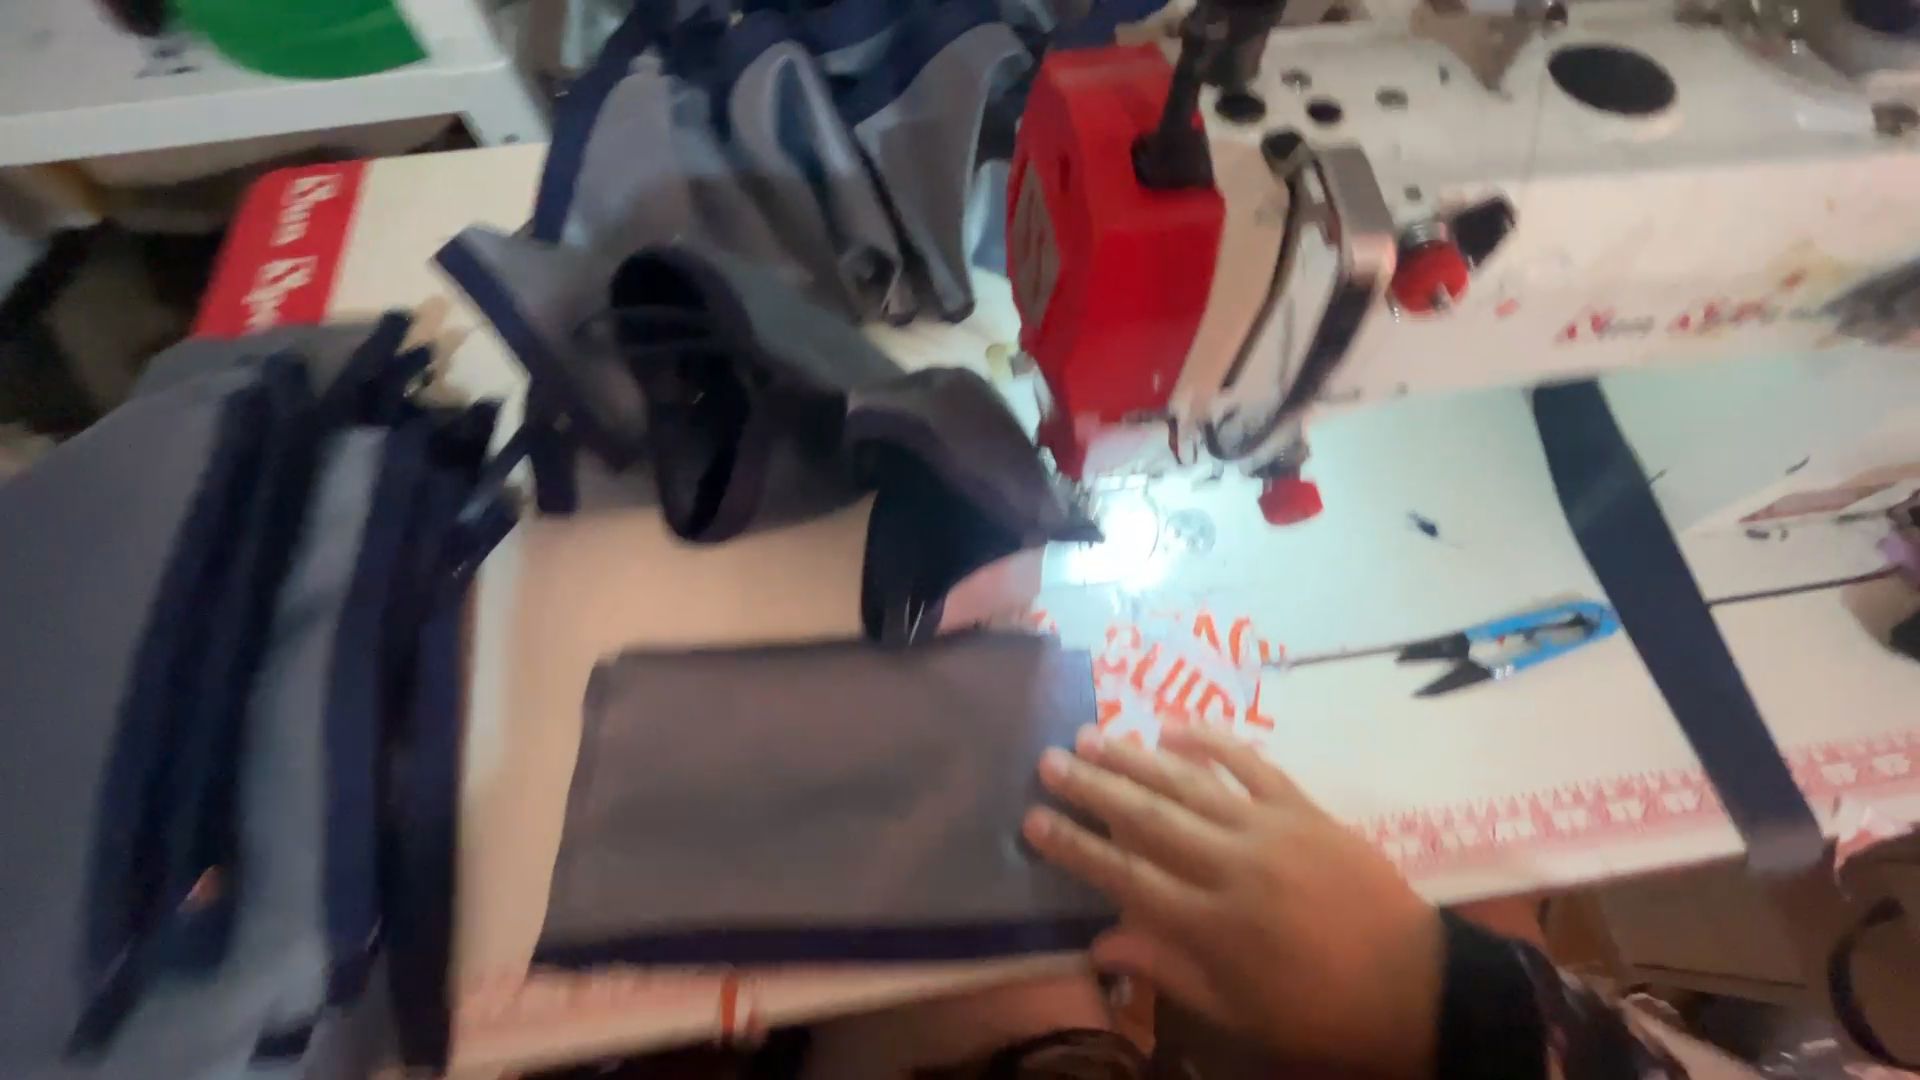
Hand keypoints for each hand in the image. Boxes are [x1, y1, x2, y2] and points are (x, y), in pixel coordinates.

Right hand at [1024, 724, 1442, 1078]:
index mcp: (1213, 922)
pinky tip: (1170, 724)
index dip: (1075, 846)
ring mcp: (1268, 828)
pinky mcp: (1302, 807)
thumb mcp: (1239, 1011)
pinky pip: (1250, 762)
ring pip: (1188, 782)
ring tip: (1090, 733)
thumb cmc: (1319, 1008)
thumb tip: (1097, 942)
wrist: (1419, 985)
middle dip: (1092, 786)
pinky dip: (1210, 739)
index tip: (1033, 820)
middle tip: (1050, 760)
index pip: (1126, 875)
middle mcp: (1232, 865)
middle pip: (1147, 817)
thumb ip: (1166, 969)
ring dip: (1134, 756)